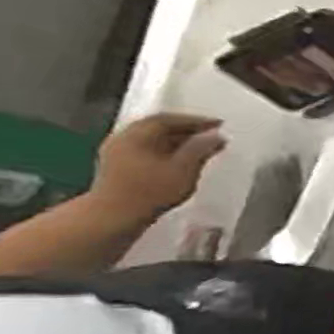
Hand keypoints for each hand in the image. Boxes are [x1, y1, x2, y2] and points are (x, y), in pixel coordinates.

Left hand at [90, 113, 225, 222]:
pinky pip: (146, 149)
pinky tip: (179, 160)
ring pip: (151, 138)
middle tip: (211, 134)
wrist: (114, 215)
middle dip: (186, 129)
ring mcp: (117, 151)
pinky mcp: (117, 165)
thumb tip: (216, 136)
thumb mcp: (183, 169)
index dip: (195, 120)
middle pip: (157, 126)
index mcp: (137, 134)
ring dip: (176, 140)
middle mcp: (124, 137)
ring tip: (199, 147)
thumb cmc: (151, 191)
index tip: (219, 124)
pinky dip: (166, 150)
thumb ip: (200, 150)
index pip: (168, 119)